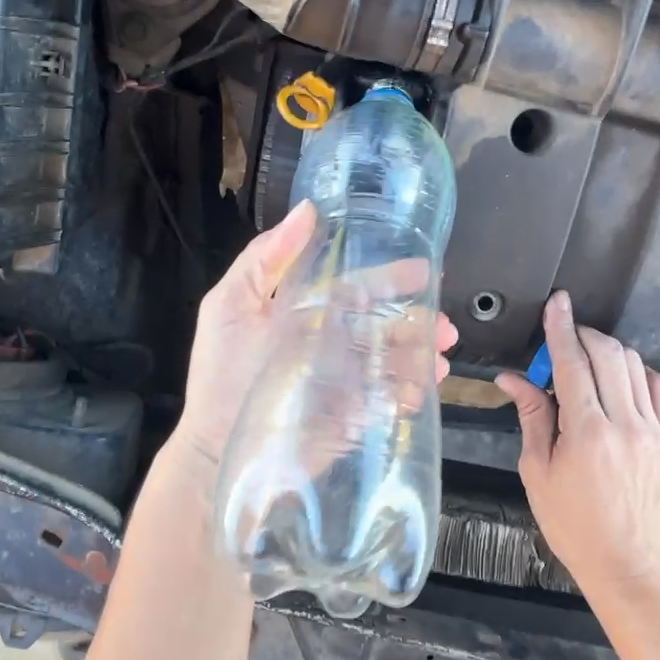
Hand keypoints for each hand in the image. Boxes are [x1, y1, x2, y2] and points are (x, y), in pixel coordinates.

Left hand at [175, 200, 459, 466]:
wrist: (213, 451)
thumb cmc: (221, 375)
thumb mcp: (229, 307)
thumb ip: (264, 258)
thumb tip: (307, 208)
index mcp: (307, 310)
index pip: (358, 286)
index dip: (391, 278)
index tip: (425, 271)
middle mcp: (331, 341)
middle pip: (385, 324)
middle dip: (419, 322)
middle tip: (446, 327)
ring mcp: (344, 381)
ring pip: (394, 361)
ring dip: (421, 357)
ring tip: (440, 360)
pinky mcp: (349, 418)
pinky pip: (388, 401)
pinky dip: (409, 394)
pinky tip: (418, 392)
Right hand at [495, 290, 659, 595]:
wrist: (623, 563)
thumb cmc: (570, 522)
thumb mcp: (537, 470)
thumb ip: (531, 416)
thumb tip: (513, 378)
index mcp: (586, 432)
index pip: (572, 363)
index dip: (561, 327)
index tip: (557, 302)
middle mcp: (624, 424)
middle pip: (607, 354)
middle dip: (583, 333)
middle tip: (563, 337)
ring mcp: (651, 430)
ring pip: (634, 364)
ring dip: (608, 349)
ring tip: (586, 359)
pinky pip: (657, 387)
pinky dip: (637, 371)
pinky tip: (619, 378)